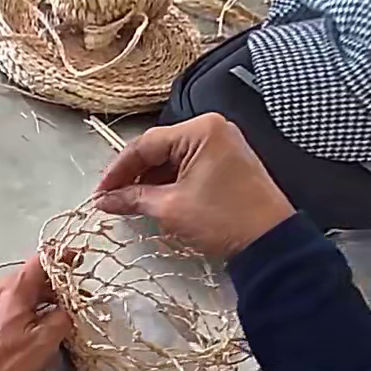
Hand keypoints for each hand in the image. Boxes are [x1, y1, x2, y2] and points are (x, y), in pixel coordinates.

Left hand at [0, 256, 72, 370]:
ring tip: (53, 321)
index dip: (63, 259)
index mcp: (14, 289)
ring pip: (17, 295)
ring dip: (38, 302)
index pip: (42, 261)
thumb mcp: (44, 342)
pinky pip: (4, 308)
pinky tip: (28, 332)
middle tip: (72, 301)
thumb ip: (62, 318)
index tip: (77, 261)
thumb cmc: (2, 365)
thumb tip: (68, 309)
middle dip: (54, 287)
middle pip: (30, 278)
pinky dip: (21, 313)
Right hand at [93, 114, 294, 258]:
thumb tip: (105, 200)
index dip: (118, 170)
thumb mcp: (170, 208)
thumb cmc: (223, 219)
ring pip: (172, 158)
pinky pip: (189, 166)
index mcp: (200, 129)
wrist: (269, 242)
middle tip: (112, 199)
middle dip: (133, 176)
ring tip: (130, 204)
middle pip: (159, 148)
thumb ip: (133, 199)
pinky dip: (169, 183)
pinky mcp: (227, 162)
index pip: (145, 144)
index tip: (101, 192)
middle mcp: (212, 129)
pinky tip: (154, 200)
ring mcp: (222, 144)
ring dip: (150, 181)